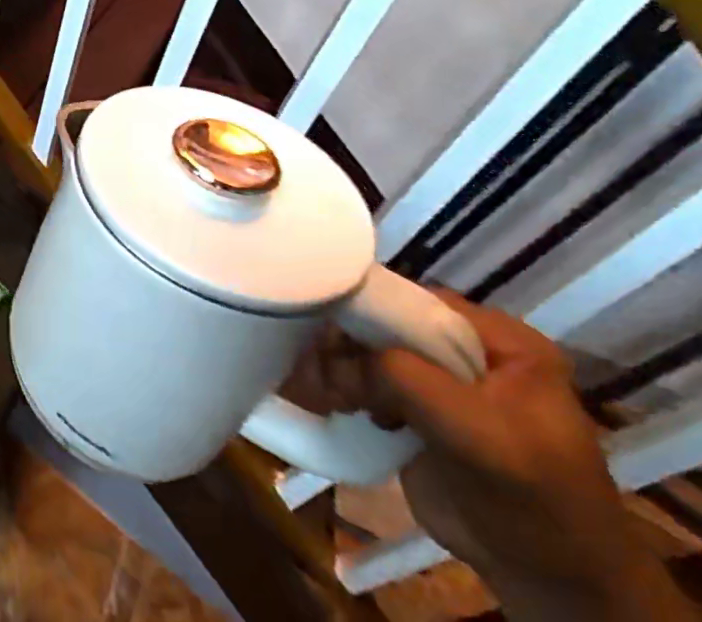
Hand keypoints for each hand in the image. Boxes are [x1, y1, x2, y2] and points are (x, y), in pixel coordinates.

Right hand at [320, 292, 694, 620]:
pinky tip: (333, 406)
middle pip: (381, 323)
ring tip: (331, 398)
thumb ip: (402, 375)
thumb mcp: (471, 426)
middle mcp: (467, 350)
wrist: (544, 567)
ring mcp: (438, 380)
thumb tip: (332, 358)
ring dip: (336, 371)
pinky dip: (338, 388)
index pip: (415, 299)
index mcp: (501, 341)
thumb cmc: (525, 489)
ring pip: (362, 351)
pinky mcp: (411, 407)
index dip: (364, 307)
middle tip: (325, 376)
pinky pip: (361, 379)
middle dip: (344, 347)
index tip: (321, 328)